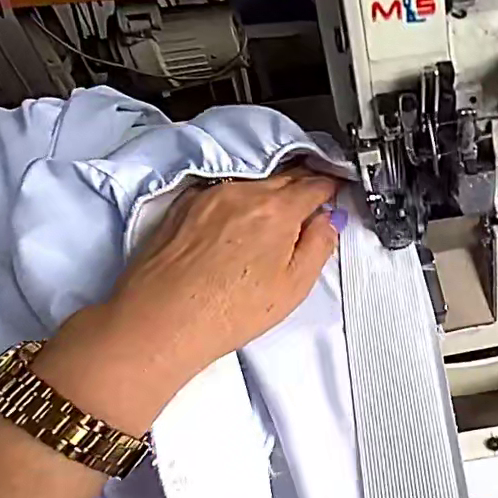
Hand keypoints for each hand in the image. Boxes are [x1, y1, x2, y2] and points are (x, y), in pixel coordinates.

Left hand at [31, 167, 339, 431]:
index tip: (336, 191)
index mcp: (276, 209)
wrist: (161, 322)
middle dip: (304, 184)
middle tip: (315, 203)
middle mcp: (242, 192)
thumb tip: (327, 222)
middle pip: (285, 176)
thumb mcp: (295, 286)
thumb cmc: (226, 311)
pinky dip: (242, 199)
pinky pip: (225, 191)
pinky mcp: (184, 205)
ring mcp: (209, 196)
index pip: (315, 184)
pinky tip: (242, 226)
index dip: (331, 187)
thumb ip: (320, 245)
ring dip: (273, 191)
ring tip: (279, 219)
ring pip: (254, 181)